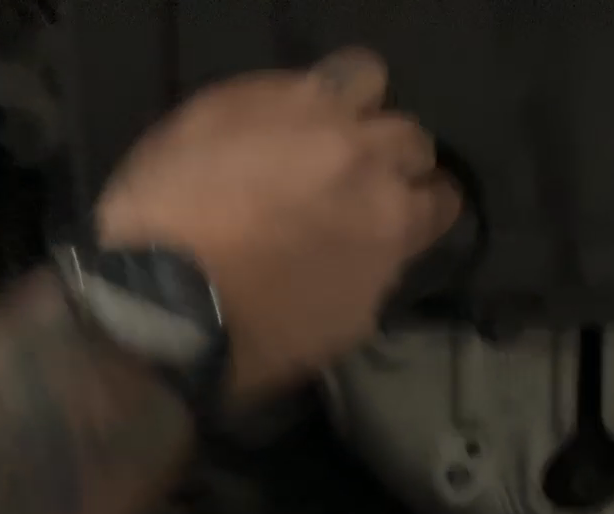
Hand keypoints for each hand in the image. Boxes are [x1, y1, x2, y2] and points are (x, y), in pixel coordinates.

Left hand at [94, 47, 462, 402]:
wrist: (168, 305)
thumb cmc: (264, 337)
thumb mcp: (347, 324)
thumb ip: (376, 272)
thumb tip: (377, 250)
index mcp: (393, 222)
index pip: (444, 198)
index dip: (430, 209)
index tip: (414, 219)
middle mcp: (362, 156)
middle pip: (411, 137)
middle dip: (397, 162)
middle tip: (363, 184)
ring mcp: (302, 115)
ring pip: (365, 79)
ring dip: (358, 109)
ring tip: (328, 133)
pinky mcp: (242, 94)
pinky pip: (291, 77)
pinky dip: (294, 103)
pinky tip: (269, 132)